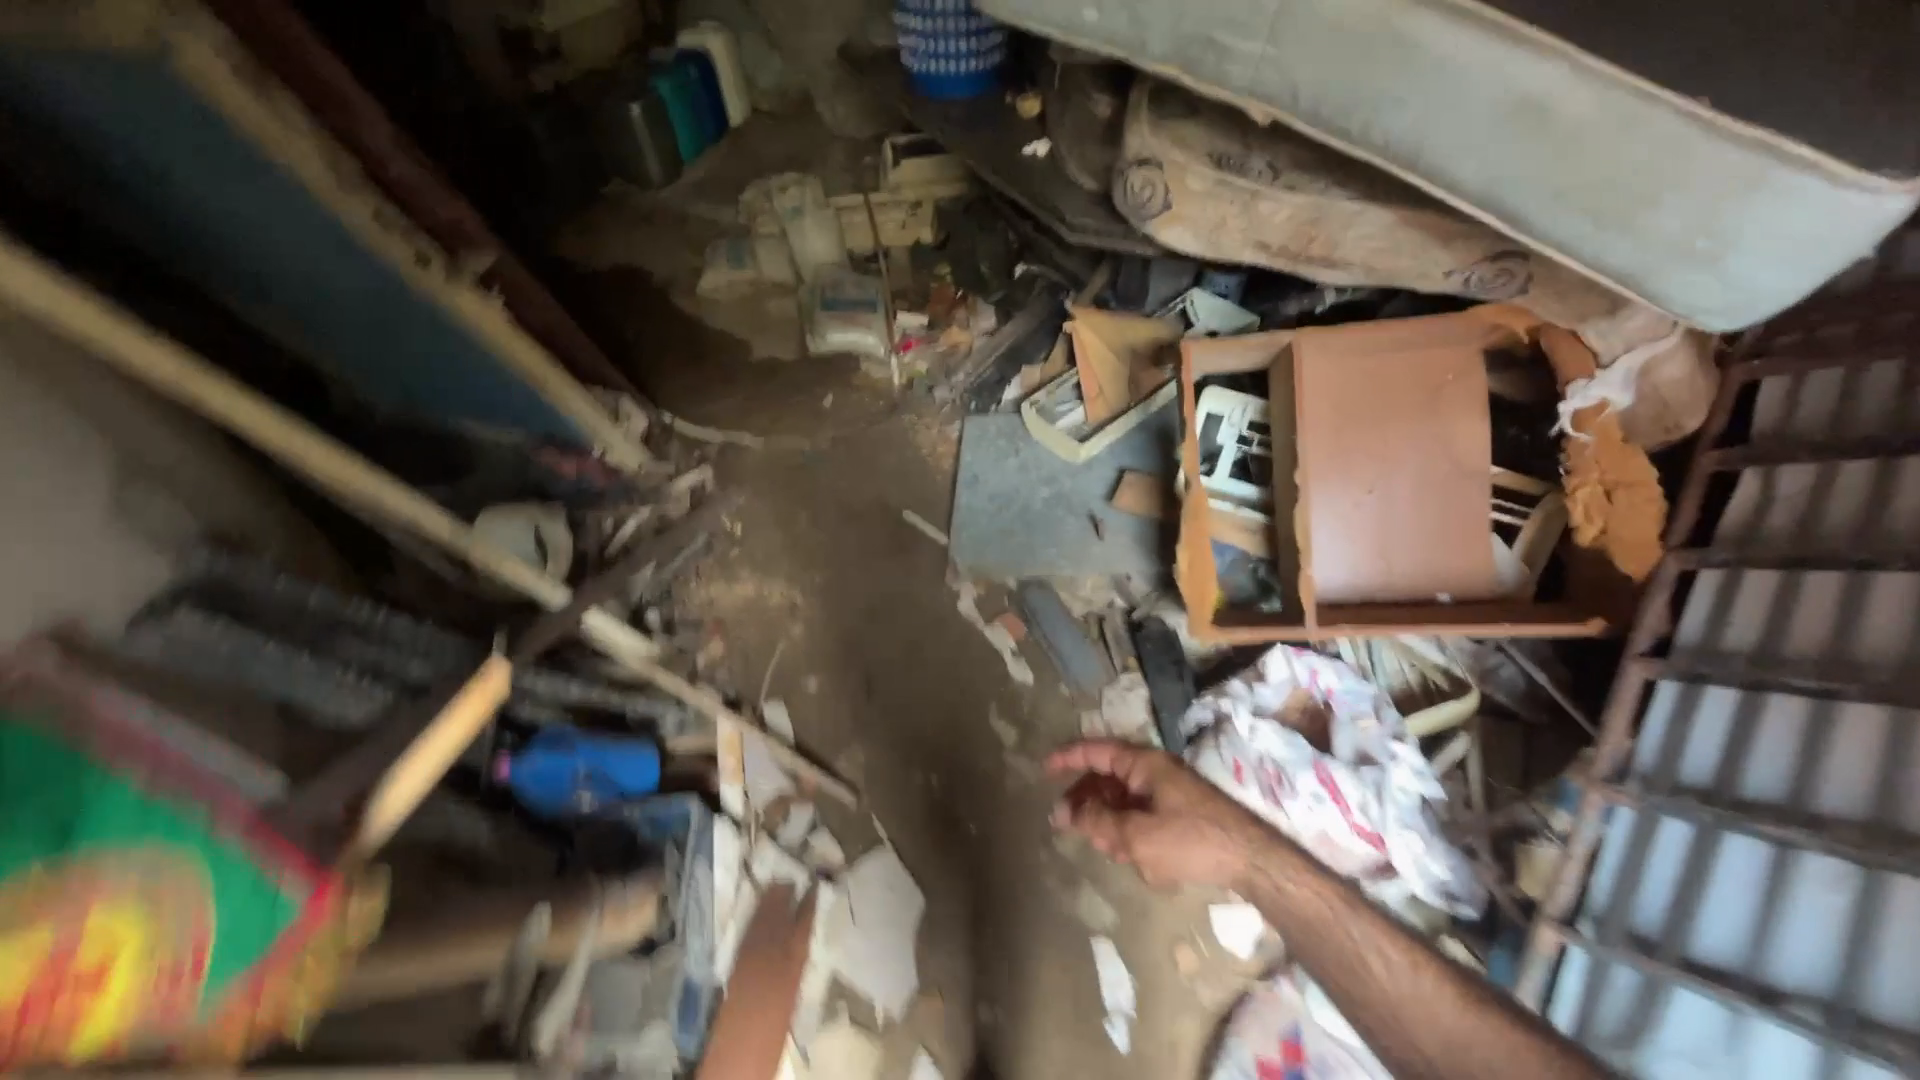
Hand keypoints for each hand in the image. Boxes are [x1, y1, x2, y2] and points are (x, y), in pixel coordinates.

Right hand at [1046, 739, 1273, 889]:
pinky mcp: (1181, 815)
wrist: (1251, 861)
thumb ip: (1096, 821)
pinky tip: (1141, 863)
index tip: (1044, 768)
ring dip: (1112, 825)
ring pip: (1125, 802)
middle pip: (1108, 779)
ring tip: (1113, 851)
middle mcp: (1155, 772)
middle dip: (1089, 804)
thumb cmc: (1190, 840)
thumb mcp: (1135, 834)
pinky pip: (1144, 818)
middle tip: (1070, 826)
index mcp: (1144, 764)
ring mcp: (1170, 793)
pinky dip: (1134, 835)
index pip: (1096, 751)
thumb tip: (1062, 811)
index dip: (1068, 758)